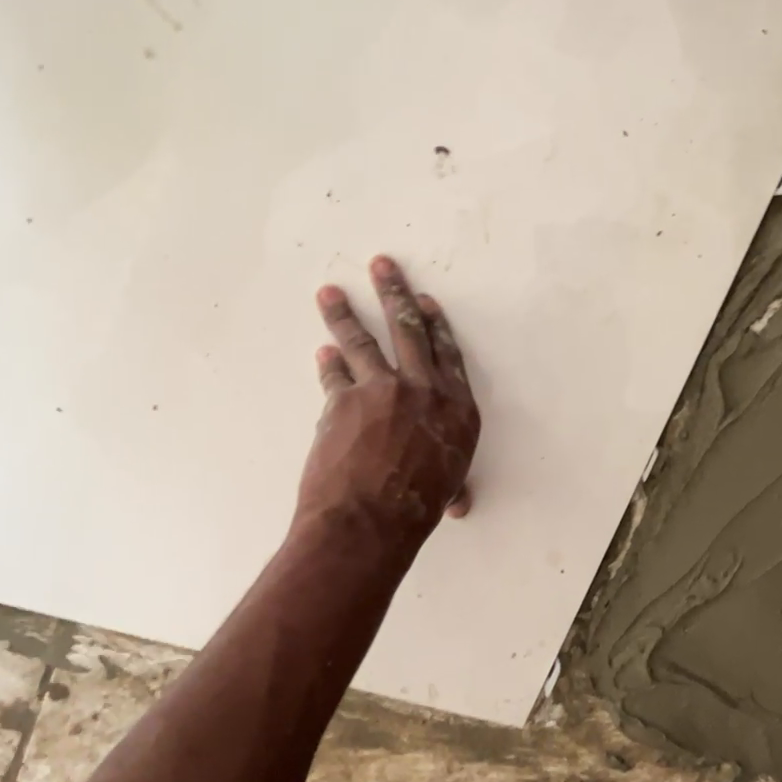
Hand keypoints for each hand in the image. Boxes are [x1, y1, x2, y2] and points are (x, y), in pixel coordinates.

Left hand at [295, 256, 480, 548]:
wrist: (373, 517)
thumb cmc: (421, 506)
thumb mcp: (449, 487)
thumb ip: (452, 482)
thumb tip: (457, 504)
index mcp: (457, 408)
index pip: (447, 354)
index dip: (436, 325)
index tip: (425, 300)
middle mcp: (424, 390)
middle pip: (408, 329)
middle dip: (394, 293)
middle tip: (381, 264)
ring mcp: (381, 391)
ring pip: (363, 341)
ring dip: (344, 313)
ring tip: (330, 292)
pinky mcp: (343, 401)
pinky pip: (335, 375)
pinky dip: (328, 364)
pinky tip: (323, 353)